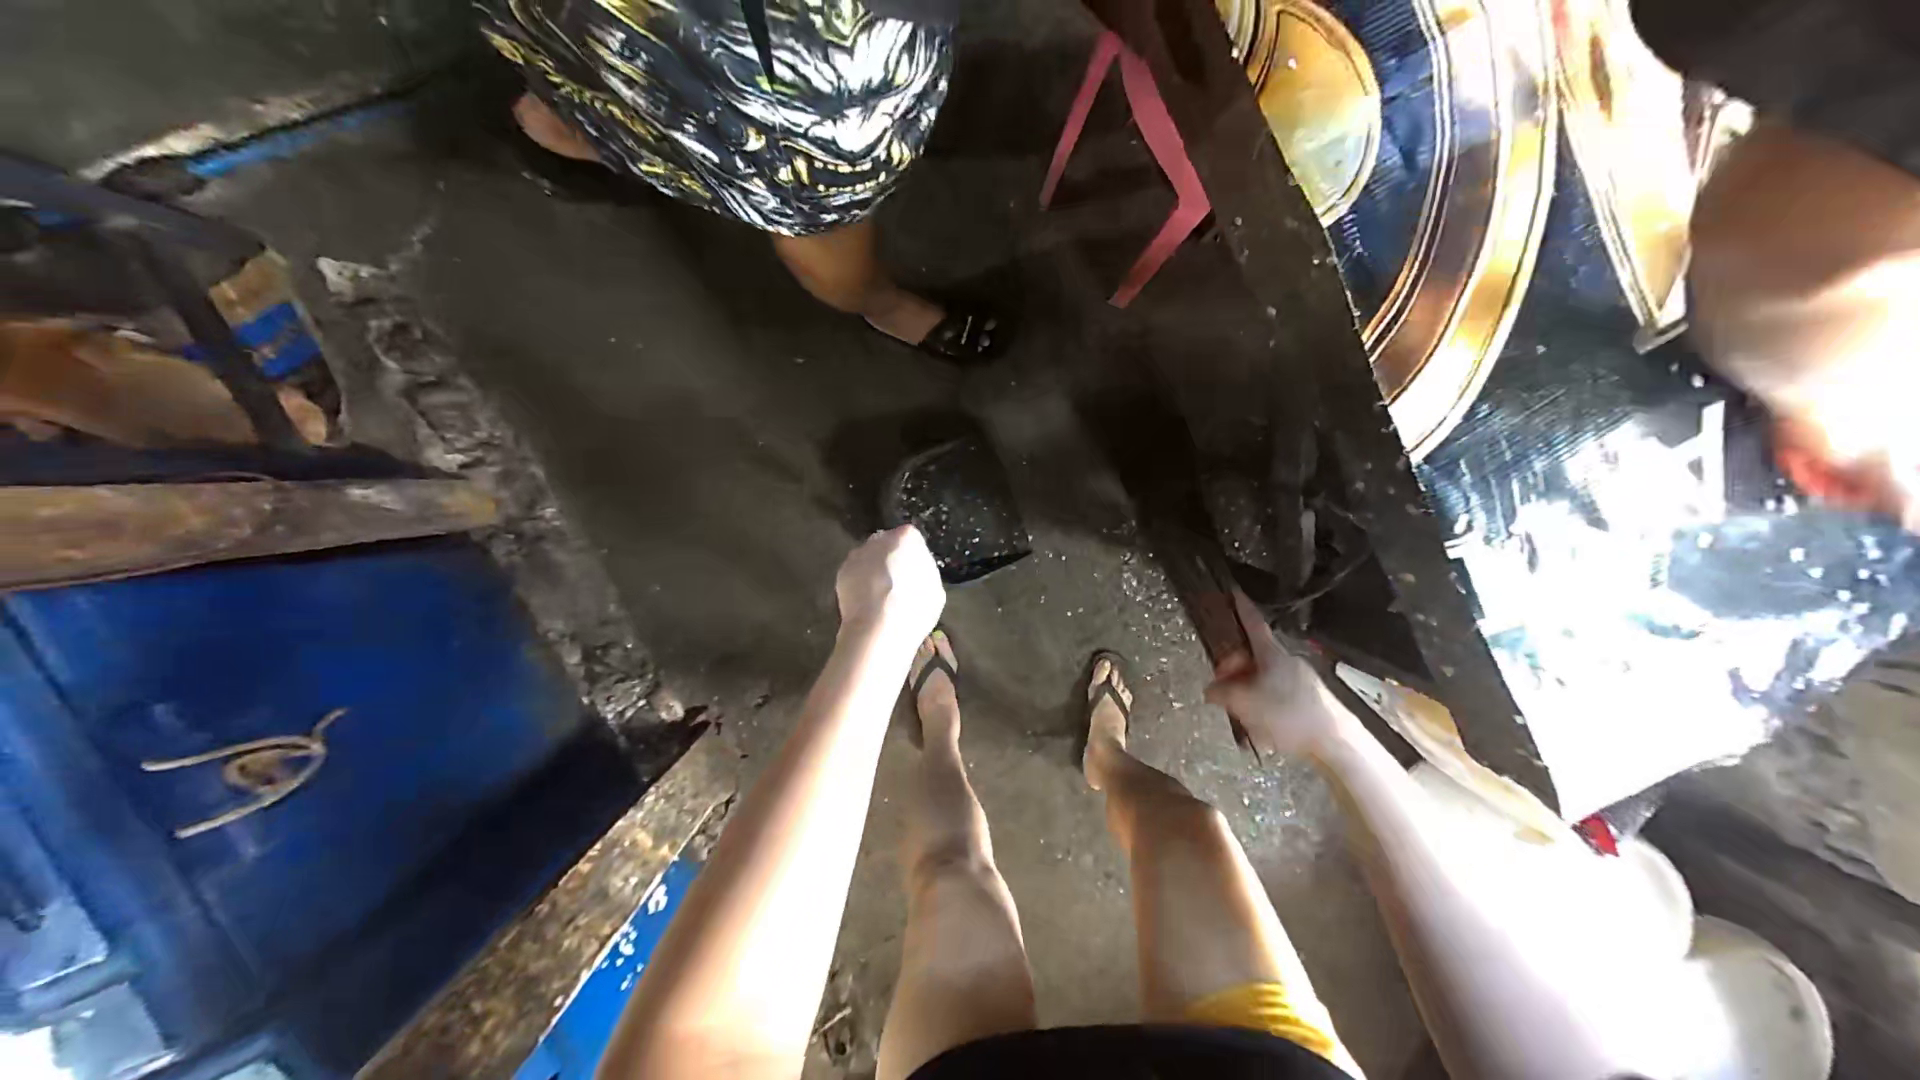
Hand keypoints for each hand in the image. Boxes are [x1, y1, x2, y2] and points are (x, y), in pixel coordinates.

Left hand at [835, 525, 944, 638]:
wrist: (878, 628)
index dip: (912, 554)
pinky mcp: (841, 572)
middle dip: (890, 557)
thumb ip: (924, 571)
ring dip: (873, 569)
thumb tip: (915, 570)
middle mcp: (879, 539)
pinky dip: (859, 583)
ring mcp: (858, 554)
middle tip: (897, 582)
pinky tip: (865, 602)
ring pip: (868, 558)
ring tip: (879, 595)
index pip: (911, 537)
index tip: (914, 570)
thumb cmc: (915, 608)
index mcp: (907, 537)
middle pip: (886, 543)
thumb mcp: (935, 589)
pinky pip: (855, 573)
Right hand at [1205, 590, 1356, 756]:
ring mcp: (1302, 681)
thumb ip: (1221, 692)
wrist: (1335, 743)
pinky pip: (1279, 698)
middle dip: (1235, 672)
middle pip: (1253, 658)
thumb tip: (1211, 690)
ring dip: (1250, 695)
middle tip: (1224, 691)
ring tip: (1247, 719)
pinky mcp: (1311, 701)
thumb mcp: (1242, 702)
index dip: (1241, 606)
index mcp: (1271, 654)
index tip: (1234, 592)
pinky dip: (1266, 710)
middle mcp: (1288, 662)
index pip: (1253, 622)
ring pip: (1265, 681)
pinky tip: (1265, 731)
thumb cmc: (1290, 715)